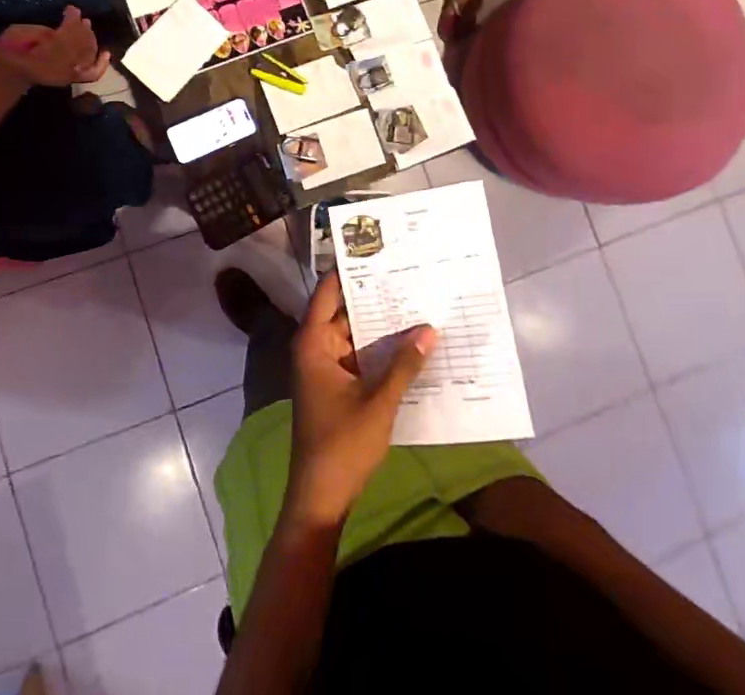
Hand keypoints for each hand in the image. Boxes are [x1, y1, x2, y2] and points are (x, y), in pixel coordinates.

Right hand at [0, 6, 111, 87]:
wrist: (8, 75)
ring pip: (87, 55)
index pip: (66, 36)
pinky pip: (92, 74)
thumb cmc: (9, 51)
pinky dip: (101, 64)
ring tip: (88, 25)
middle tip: (81, 17)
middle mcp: (62, 67)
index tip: (72, 8)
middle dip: (82, 29)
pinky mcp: (73, 79)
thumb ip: (41, 32)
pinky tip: (106, 53)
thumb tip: (61, 30)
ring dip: (90, 39)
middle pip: (80, 45)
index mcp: (44, 55)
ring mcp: (70, 74)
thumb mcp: (17, 33)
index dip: (72, 22)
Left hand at [285, 272, 437, 526]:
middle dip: (376, 296)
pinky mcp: (340, 387)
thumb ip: (405, 364)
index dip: (349, 270)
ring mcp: (328, 370)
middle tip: (411, 272)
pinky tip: (413, 342)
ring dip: (383, 324)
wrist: (322, 496)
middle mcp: (318, 351)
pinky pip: (362, 356)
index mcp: (314, 346)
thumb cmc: (342, 444)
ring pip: (357, 335)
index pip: (327, 294)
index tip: (376, 248)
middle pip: (345, 312)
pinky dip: (382, 349)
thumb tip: (431, 328)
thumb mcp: (379, 401)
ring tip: (419, 299)